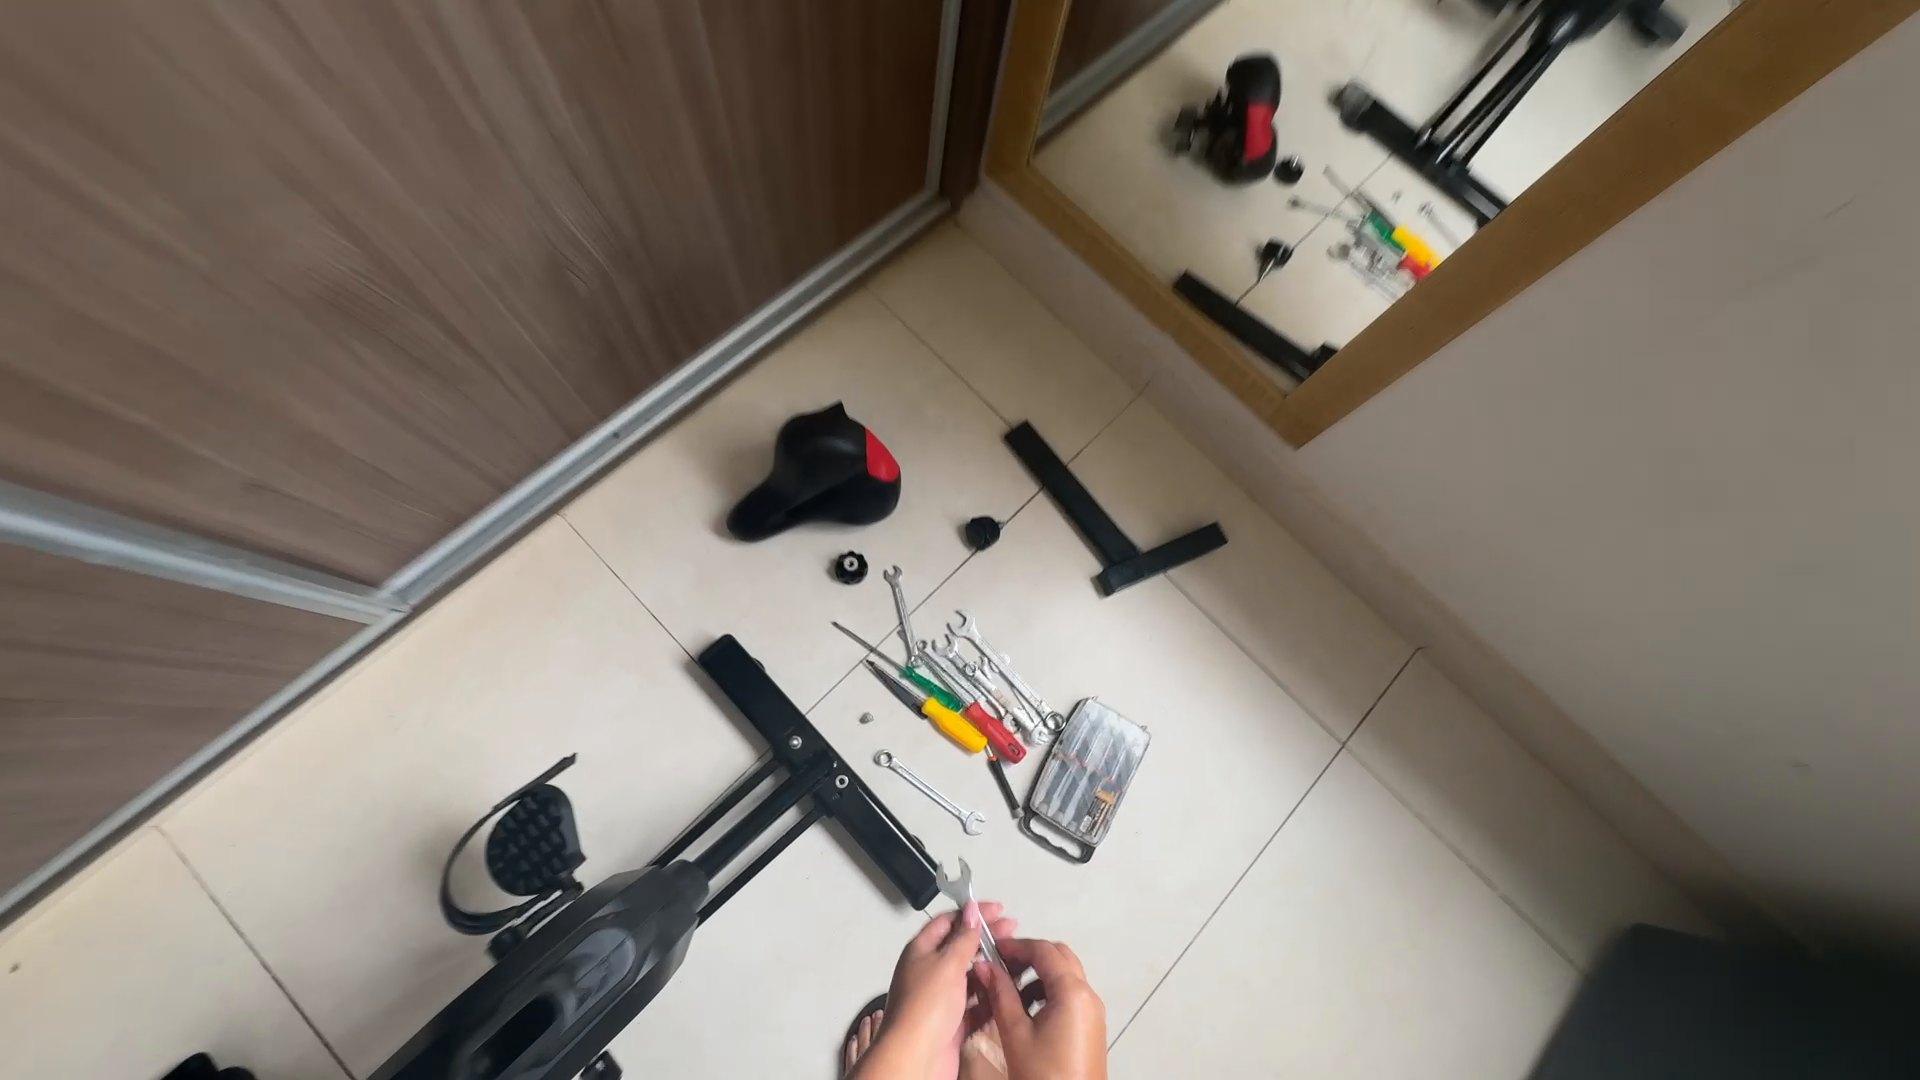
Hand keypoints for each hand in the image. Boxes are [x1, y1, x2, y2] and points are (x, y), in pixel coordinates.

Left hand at [849, 901, 1016, 1079]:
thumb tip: (971, 910)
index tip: (998, 910)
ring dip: (992, 968)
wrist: (915, 1060)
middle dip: (987, 938)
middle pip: (962, 947)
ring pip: (971, 976)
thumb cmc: (924, 1008)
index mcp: (922, 950)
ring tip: (1015, 960)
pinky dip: (990, 996)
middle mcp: (930, 971)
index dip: (973, 914)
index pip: (949, 921)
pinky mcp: (953, 1022)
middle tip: (1011, 931)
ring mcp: (942, 998)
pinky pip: (975, 1004)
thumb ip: (963, 937)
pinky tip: (1007, 990)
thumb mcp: (947, 963)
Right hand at [978, 937, 1107, 1079]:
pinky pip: (1071, 995)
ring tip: (1010, 992)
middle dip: (1029, 956)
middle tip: (1002, 967)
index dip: (1016, 946)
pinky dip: (1049, 992)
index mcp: (1072, 991)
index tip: (992, 950)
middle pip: (1059, 957)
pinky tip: (1028, 1011)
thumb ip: (1000, 993)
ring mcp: (1093, 1011)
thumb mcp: (1015, 1033)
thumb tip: (984, 965)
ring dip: (1039, 975)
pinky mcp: (1092, 1027)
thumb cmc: (1043, 1075)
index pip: (1043, 950)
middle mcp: (1088, 994)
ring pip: (1066, 975)